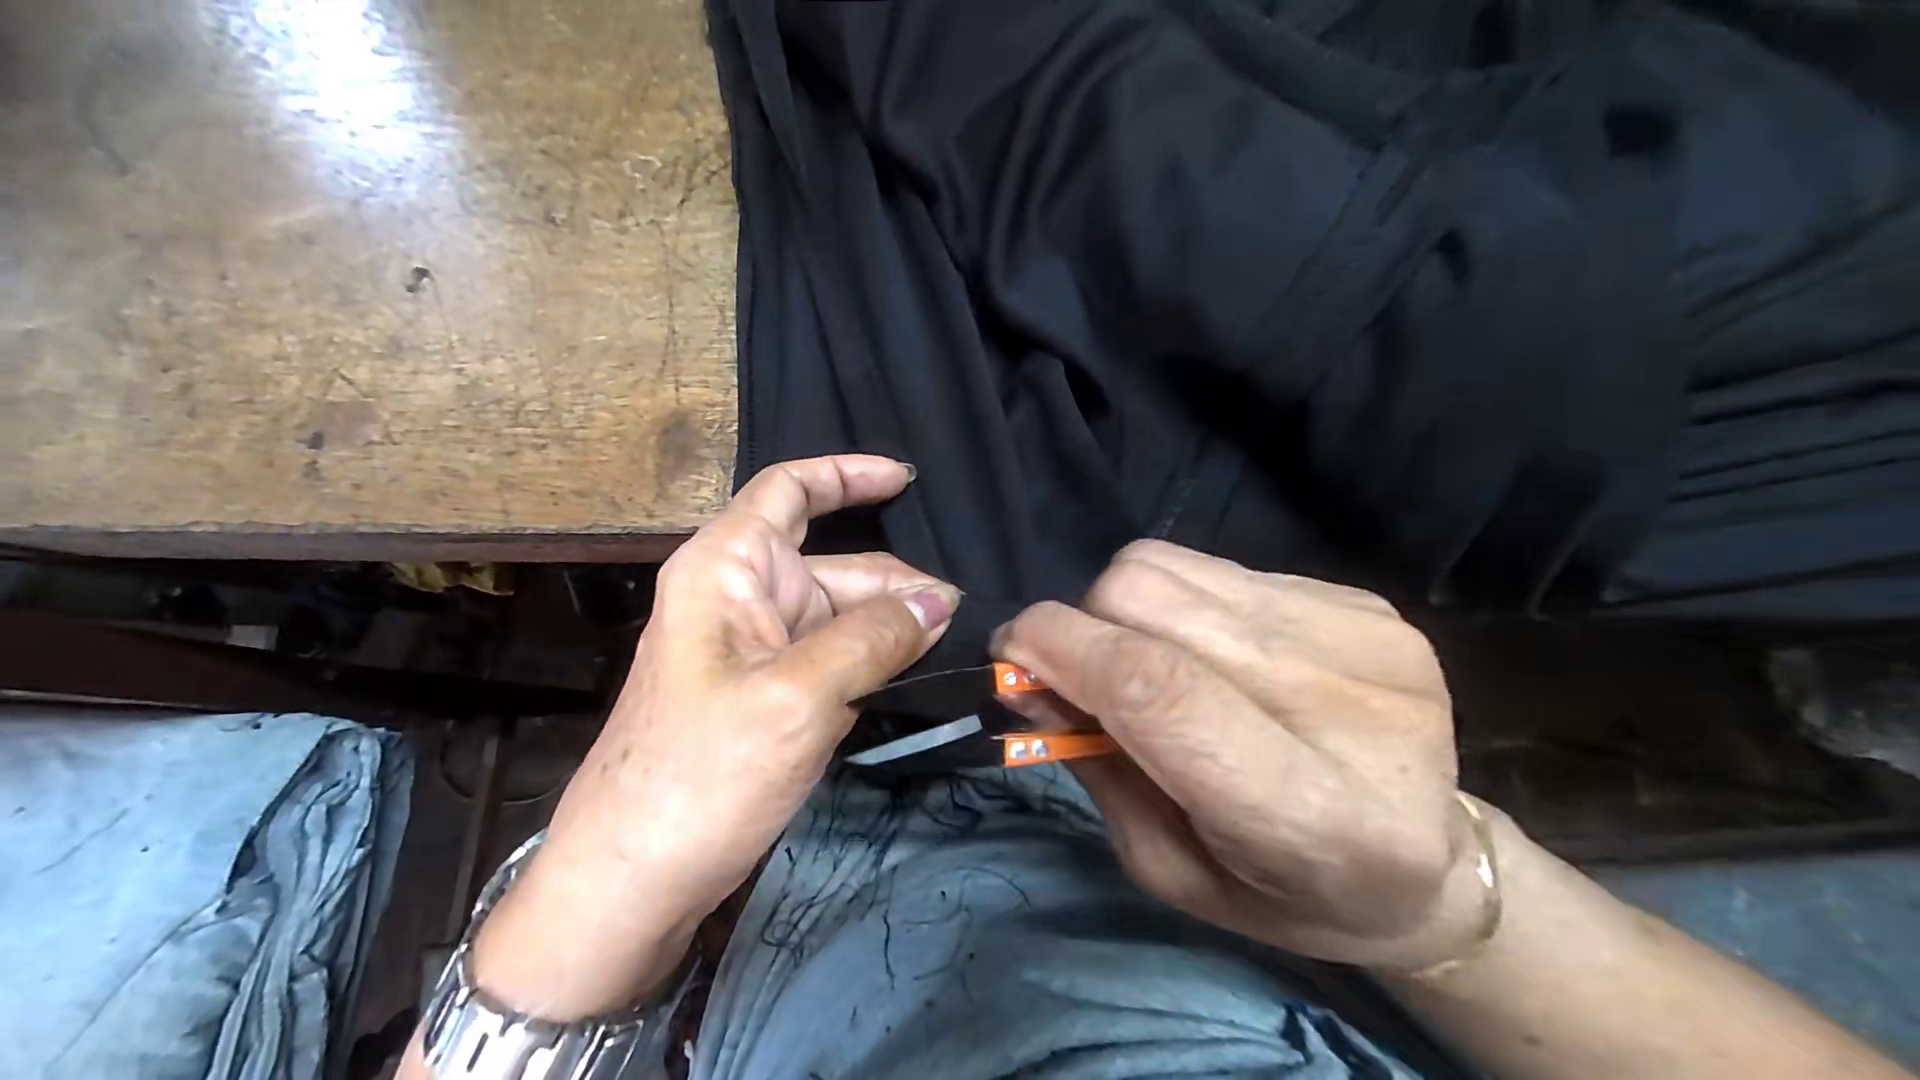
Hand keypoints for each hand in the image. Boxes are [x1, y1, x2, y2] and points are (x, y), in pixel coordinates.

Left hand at [471, 455, 958, 1017]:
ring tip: (949, 647)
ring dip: (890, 627)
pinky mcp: (764, 691)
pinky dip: (872, 658)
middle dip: (895, 582)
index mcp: (727, 567)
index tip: (907, 479)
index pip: (789, 490)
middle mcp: (739, 595)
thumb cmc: (703, 773)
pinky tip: (914, 673)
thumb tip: (939, 600)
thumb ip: (874, 637)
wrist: (633, 881)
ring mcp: (752, 647)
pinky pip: (831, 655)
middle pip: (832, 563)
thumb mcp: (799, 695)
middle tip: (960, 616)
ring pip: (838, 614)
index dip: (847, 474)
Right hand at [992, 539, 1486, 969]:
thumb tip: (1027, 672)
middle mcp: (1351, 707)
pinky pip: (1213, 566)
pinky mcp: (1365, 600)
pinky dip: (1179, 602)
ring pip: (1171, 566)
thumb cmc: (1280, 890)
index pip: (1161, 691)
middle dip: (1086, 624)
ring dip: (1126, 606)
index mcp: (1314, 816)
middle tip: (1082, 670)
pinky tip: (1211, 650)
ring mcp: (1365, 637)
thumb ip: (1093, 763)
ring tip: (1150, 657)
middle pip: (1153, 600)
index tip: (1010, 651)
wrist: (1430, 861)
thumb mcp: (1167, 865)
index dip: (1067, 651)